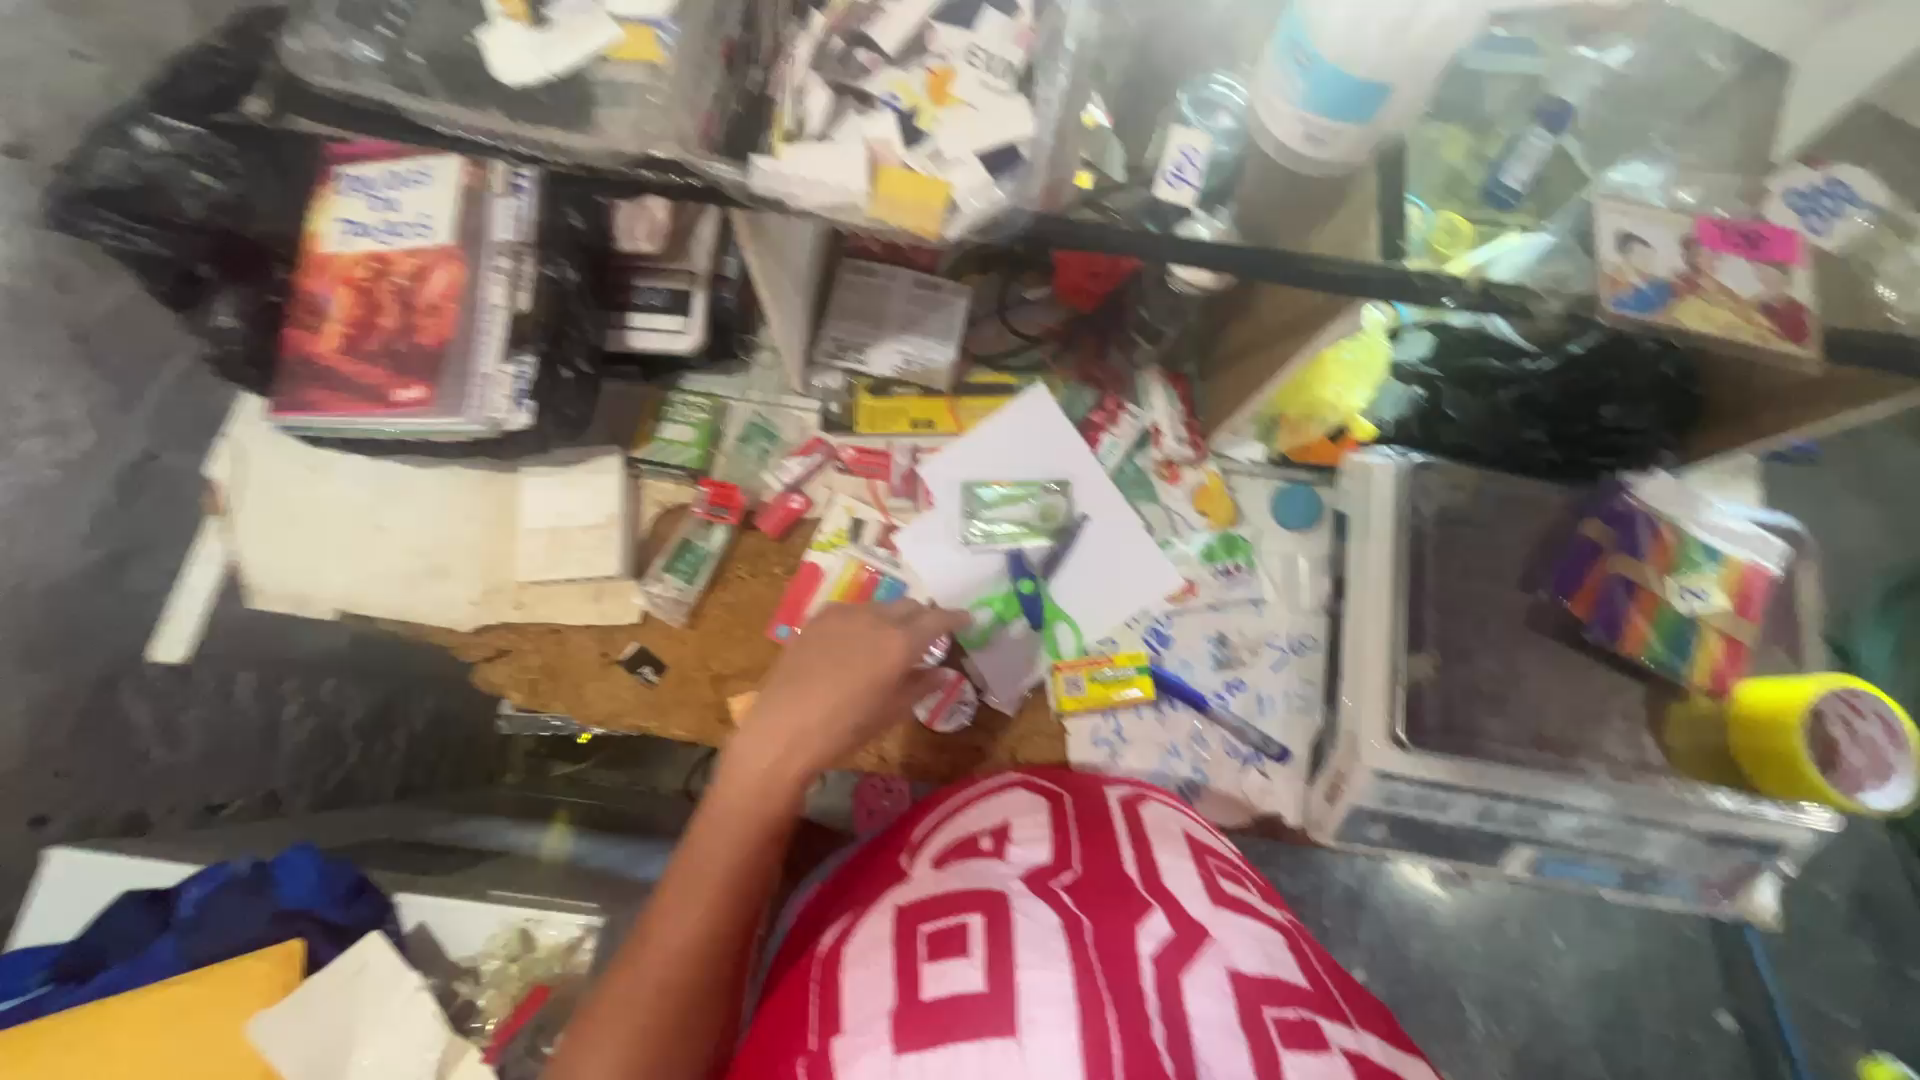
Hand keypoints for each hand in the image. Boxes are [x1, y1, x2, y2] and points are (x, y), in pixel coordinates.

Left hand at [725, 600, 970, 791]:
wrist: (782, 729)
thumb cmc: (844, 728)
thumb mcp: (891, 712)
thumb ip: (921, 685)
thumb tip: (943, 672)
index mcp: (900, 642)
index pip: (938, 619)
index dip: (956, 618)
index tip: (968, 620)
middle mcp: (875, 618)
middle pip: (910, 606)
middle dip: (924, 617)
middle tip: (929, 637)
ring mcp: (843, 614)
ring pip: (880, 607)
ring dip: (893, 619)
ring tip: (890, 642)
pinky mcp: (817, 618)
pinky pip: (853, 611)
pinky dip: (866, 622)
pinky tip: (858, 644)